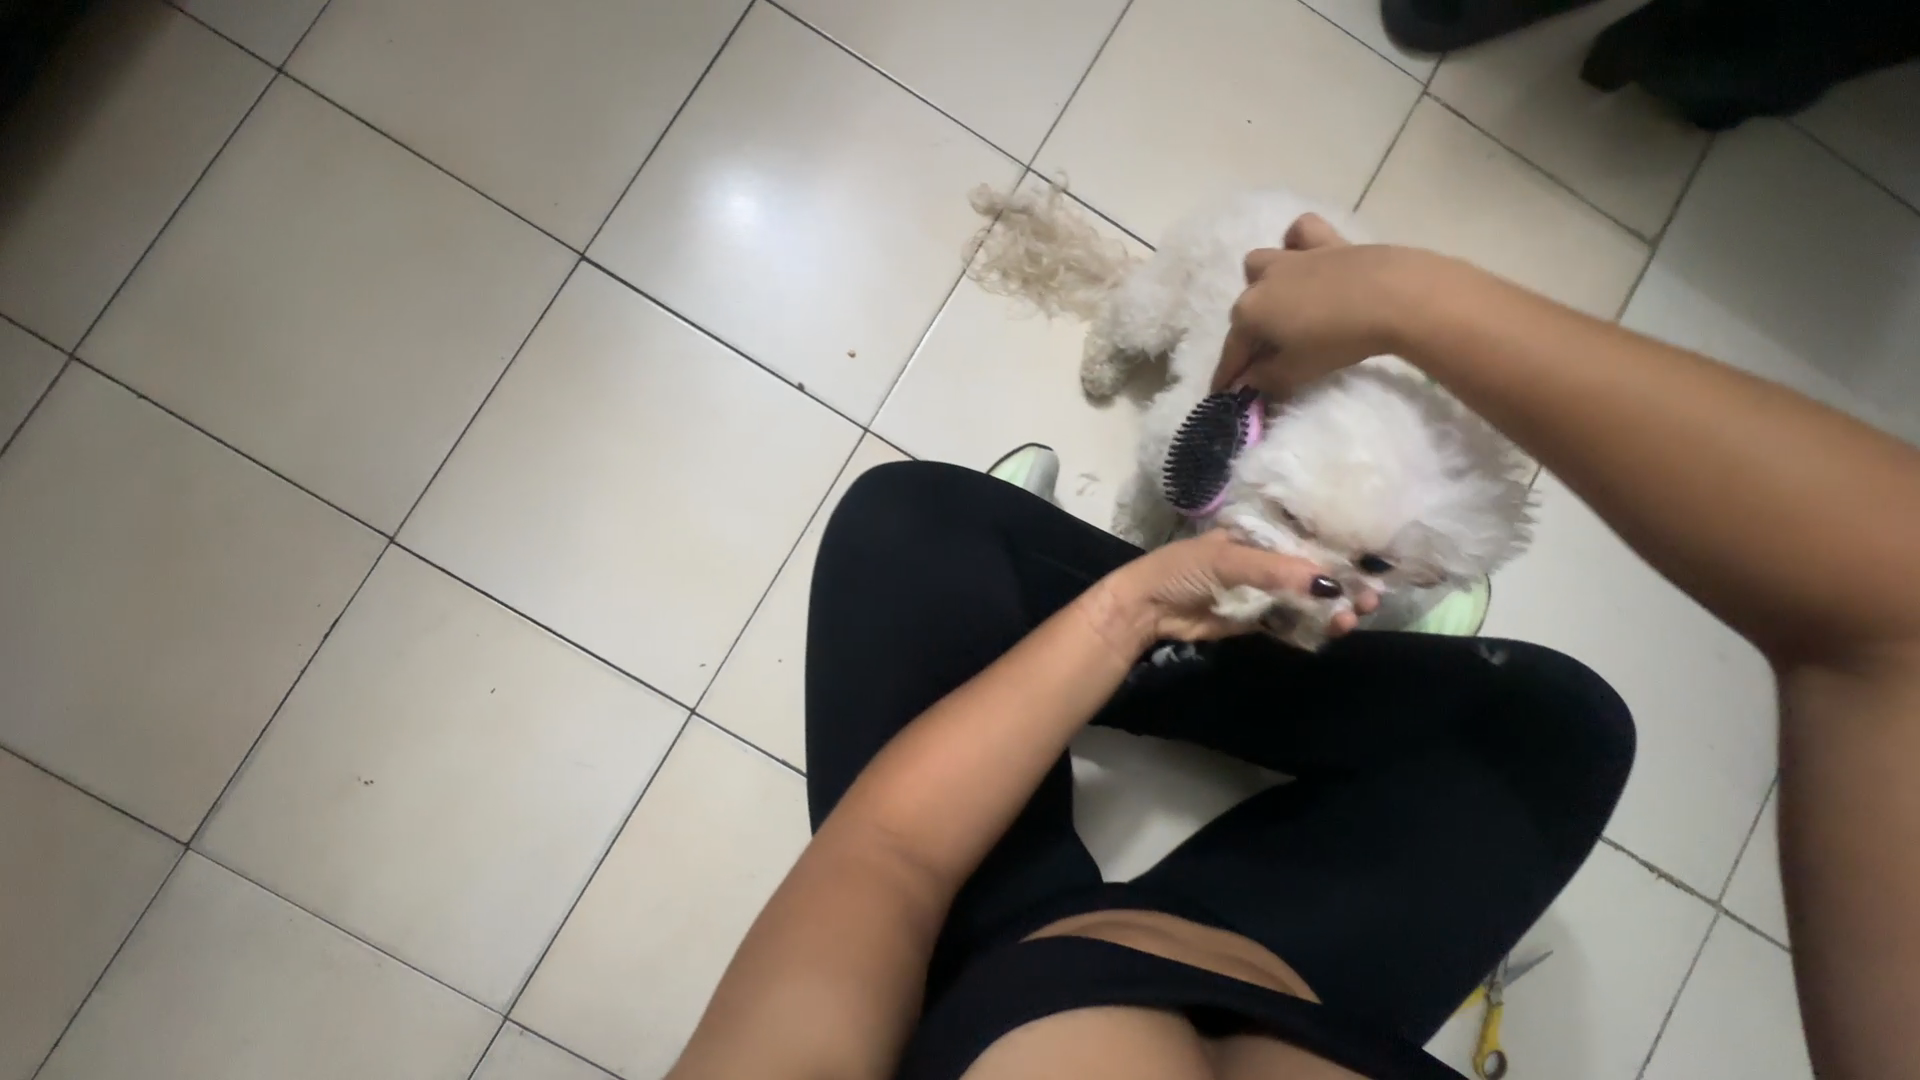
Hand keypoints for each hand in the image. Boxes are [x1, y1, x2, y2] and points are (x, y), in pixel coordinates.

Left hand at [1094, 530, 1376, 648]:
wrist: (1146, 609)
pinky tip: (1332, 630)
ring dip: (1332, 608)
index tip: (1371, 563)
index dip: (1339, 549)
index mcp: (1259, 534)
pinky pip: (1291, 622)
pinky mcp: (1256, 619)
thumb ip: (1275, 571)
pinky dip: (1312, 626)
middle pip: (1314, 570)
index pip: (1308, 537)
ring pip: (1307, 598)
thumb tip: (1328, 583)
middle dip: (1344, 584)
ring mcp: (1263, 590)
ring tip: (1351, 618)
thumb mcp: (1227, 559)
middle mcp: (1266, 559)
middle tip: (1371, 599)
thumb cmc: (1181, 569)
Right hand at [1210, 214, 1438, 396]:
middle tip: (1266, 358)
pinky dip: (1298, 243)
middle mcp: (1262, 281)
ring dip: (1262, 283)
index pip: (1231, 351)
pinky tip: (1306, 259)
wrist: (1396, 296)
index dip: (1228, 375)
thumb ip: (1264, 378)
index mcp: (1248, 312)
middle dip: (1248, 334)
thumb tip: (1246, 380)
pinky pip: (1301, 233)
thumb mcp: (1296, 371)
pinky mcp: (1327, 242)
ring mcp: (1293, 257)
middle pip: (1244, 311)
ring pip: (1260, 263)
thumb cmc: (1338, 339)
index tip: (1225, 392)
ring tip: (1281, 303)